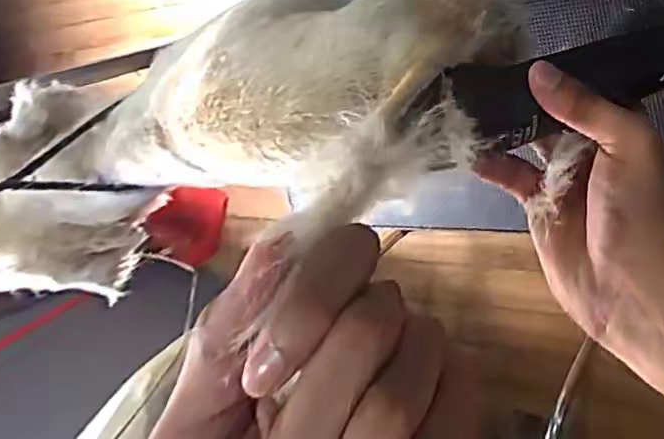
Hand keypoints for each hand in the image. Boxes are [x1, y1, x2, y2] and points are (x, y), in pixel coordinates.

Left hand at [152, 224, 482, 438]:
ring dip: (358, 430)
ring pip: (416, 362)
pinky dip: (418, 436)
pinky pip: (460, 397)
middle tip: (283, 438)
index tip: (260, 378)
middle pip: (377, 315)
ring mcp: (427, 355)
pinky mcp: (461, 398)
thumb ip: (231, 328)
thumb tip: (276, 243)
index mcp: (327, 300)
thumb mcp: (202, 408)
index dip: (311, 303)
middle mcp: (384, 315)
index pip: (351, 246)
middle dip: (320, 390)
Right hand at [472, 63, 663, 351]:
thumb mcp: (624, 141)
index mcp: (617, 122)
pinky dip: (492, 164)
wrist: (632, 283)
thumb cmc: (639, 203)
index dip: (558, 69)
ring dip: (504, 124)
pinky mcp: (538, 204)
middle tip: (482, 68)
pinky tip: (469, 150)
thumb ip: (584, 106)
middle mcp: (589, 142)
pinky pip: (512, 176)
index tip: (519, 48)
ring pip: (529, 139)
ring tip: (469, 101)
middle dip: (525, 93)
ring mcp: (561, 174)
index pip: (584, 85)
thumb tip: (538, 71)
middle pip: (552, 110)